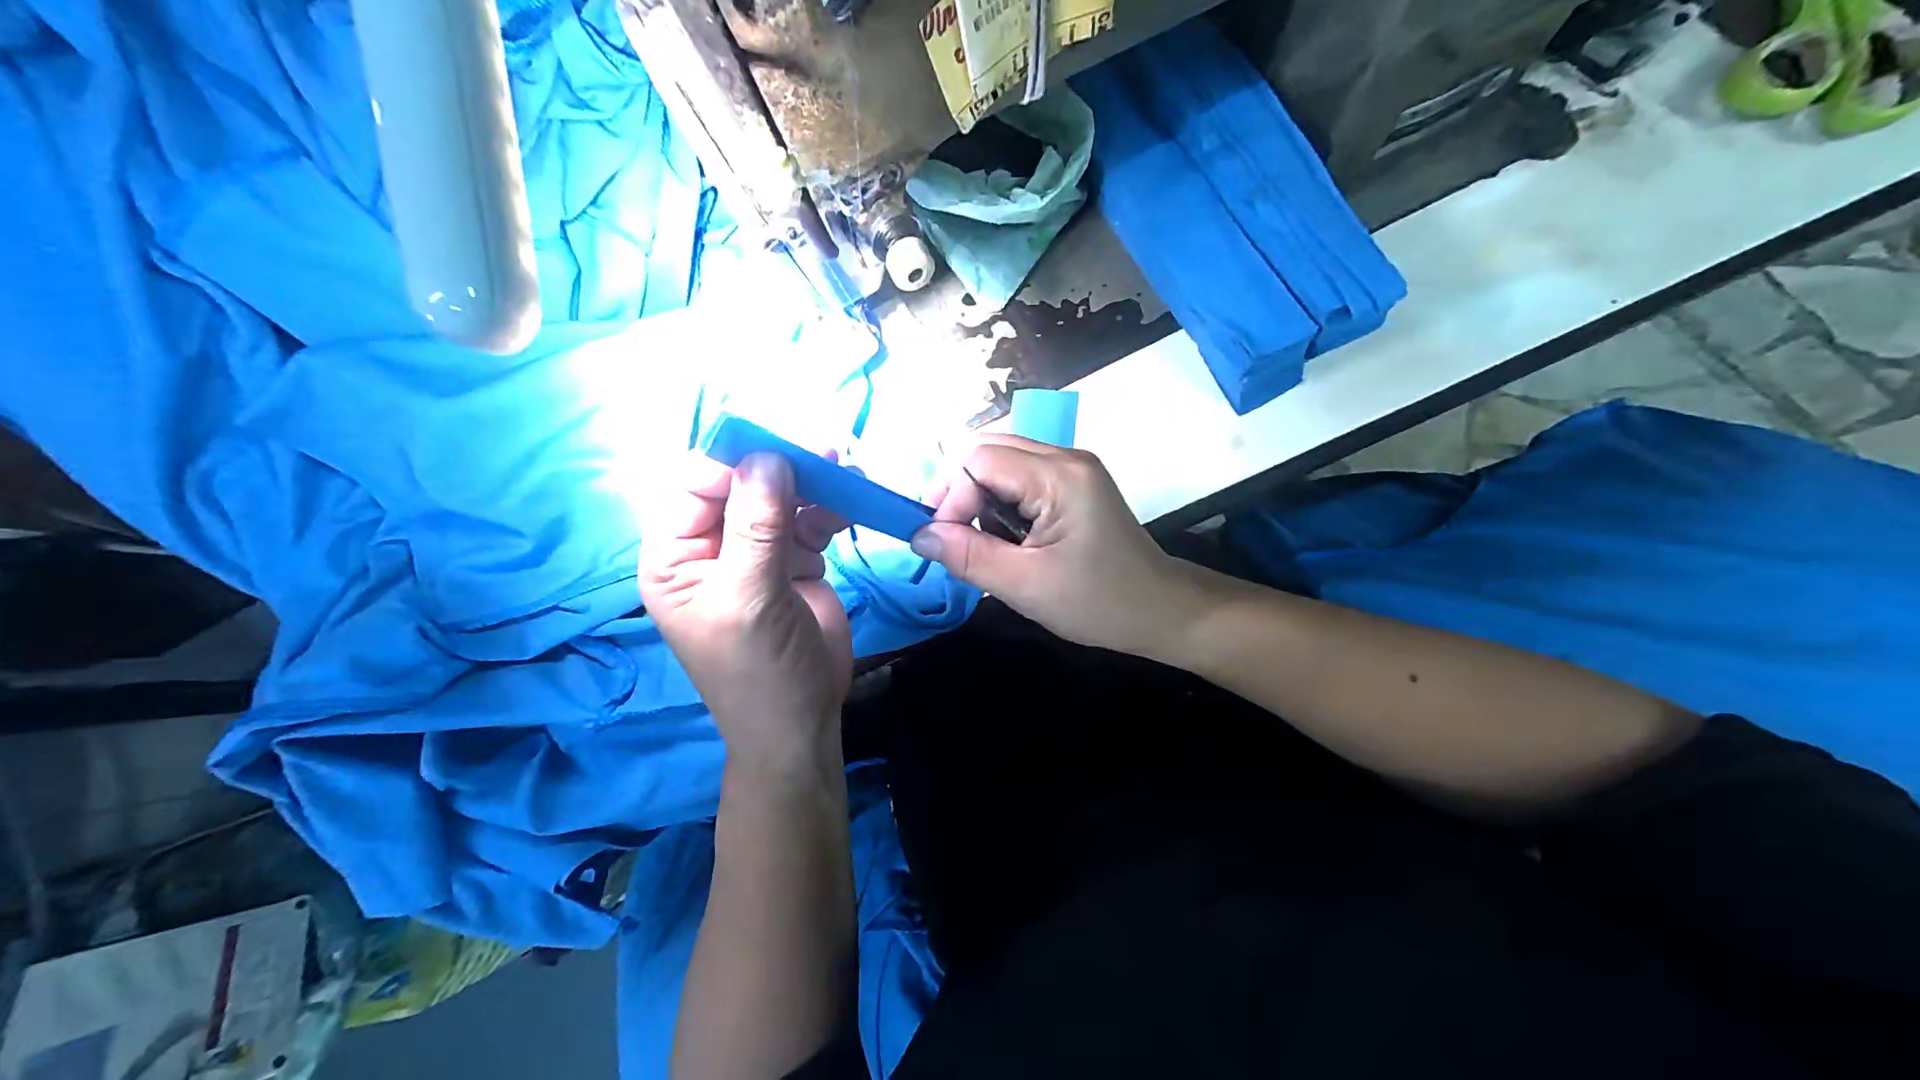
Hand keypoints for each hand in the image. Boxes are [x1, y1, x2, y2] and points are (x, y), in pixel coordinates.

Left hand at [639, 452, 853, 773]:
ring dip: (810, 484)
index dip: (731, 461)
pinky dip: (829, 510)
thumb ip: (757, 527)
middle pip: (740, 485)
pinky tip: (848, 506)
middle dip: (779, 467)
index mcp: (675, 556)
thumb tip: (767, 457)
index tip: (778, 446)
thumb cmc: (759, 672)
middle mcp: (710, 547)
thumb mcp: (750, 600)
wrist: (803, 725)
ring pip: (779, 498)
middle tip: (823, 449)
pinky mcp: (794, 560)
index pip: (693, 487)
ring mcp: (755, 552)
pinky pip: (809, 520)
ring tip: (843, 471)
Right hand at [911, 436, 1210, 659]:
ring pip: (1001, 463)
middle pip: (988, 451)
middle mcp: (1066, 458)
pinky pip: (1020, 478)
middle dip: (959, 492)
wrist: (1160, 611)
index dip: (950, 496)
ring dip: (978, 499)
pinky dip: (999, 504)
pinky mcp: (1073, 485)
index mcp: (1060, 476)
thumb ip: (969, 556)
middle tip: (951, 539)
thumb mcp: (1026, 585)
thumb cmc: (1099, 602)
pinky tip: (1005, 538)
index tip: (944, 543)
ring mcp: (1072, 468)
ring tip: (981, 543)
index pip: (980, 460)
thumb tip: (919, 535)